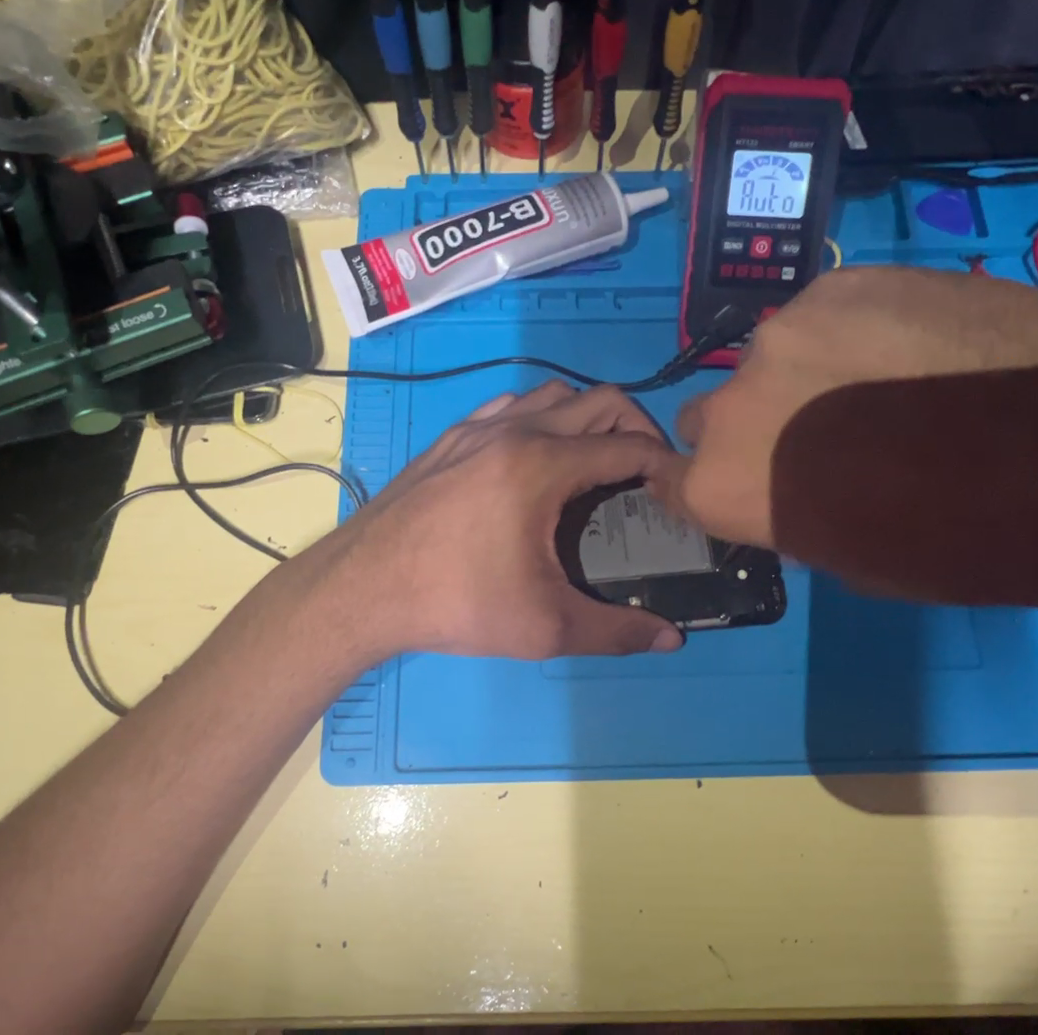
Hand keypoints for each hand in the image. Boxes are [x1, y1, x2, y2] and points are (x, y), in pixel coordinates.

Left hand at [289, 381, 686, 662]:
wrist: (361, 590)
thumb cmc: (455, 605)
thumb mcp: (544, 627)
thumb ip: (615, 631)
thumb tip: (671, 641)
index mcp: (543, 465)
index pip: (628, 444)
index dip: (664, 463)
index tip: (676, 489)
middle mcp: (514, 431)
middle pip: (599, 401)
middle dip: (636, 427)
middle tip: (644, 473)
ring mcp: (475, 428)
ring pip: (552, 395)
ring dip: (586, 418)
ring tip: (594, 464)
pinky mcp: (448, 438)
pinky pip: (510, 406)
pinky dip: (540, 418)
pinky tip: (533, 459)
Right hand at [657, 266, 1037, 545]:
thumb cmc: (957, 540)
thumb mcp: (852, 556)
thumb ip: (791, 514)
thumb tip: (796, 487)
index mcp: (722, 481)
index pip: (672, 481)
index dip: (708, 485)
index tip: (742, 486)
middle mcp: (735, 398)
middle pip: (714, 413)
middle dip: (754, 429)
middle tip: (824, 439)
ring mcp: (788, 328)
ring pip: (773, 356)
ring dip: (809, 374)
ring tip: (890, 387)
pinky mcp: (845, 279)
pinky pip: (827, 310)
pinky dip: (854, 331)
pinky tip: (917, 349)